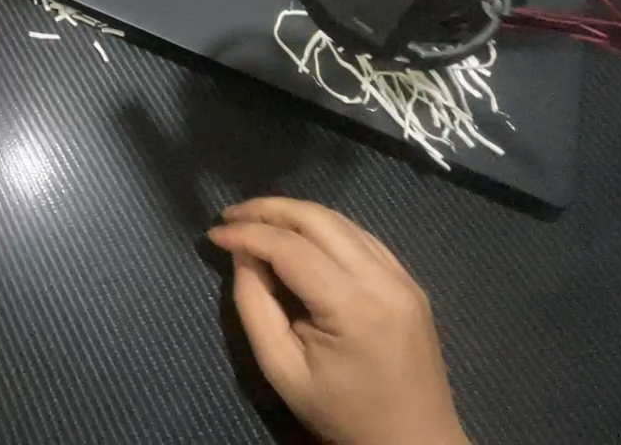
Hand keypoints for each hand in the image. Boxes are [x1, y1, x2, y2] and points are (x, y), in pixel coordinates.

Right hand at [208, 198, 468, 444]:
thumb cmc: (341, 412)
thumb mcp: (280, 366)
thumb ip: (253, 303)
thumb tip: (242, 253)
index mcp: (353, 308)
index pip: (288, 246)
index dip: (245, 233)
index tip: (213, 234)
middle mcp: (384, 282)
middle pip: (315, 219)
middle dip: (266, 209)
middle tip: (230, 217)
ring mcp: (402, 279)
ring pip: (337, 220)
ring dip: (291, 213)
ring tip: (255, 221)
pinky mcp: (408, 283)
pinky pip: (357, 235)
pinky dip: (319, 226)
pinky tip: (296, 237)